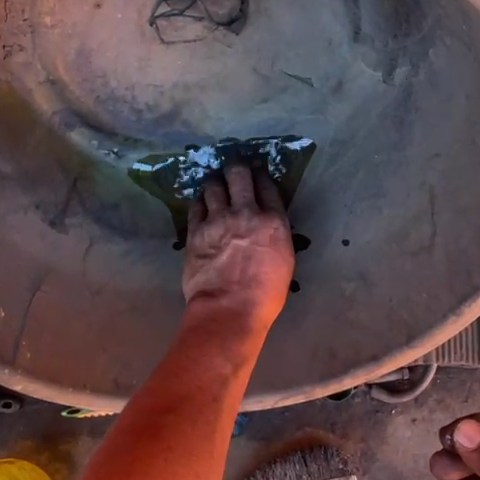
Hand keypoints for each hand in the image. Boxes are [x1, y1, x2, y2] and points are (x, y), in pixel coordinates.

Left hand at [181, 162, 294, 331]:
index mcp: (273, 221)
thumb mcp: (284, 259)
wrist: (229, 310)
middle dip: (237, 168)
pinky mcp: (196, 230)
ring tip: (215, 186)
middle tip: (234, 170)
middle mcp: (245, 212)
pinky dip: (201, 201)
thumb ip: (274, 233)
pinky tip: (202, 203)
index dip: (261, 174)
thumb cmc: (265, 295)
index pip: (266, 185)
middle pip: (239, 174)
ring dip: (216, 183)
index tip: (257, 172)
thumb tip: (265, 223)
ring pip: (213, 185)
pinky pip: (196, 205)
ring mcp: (218, 220)